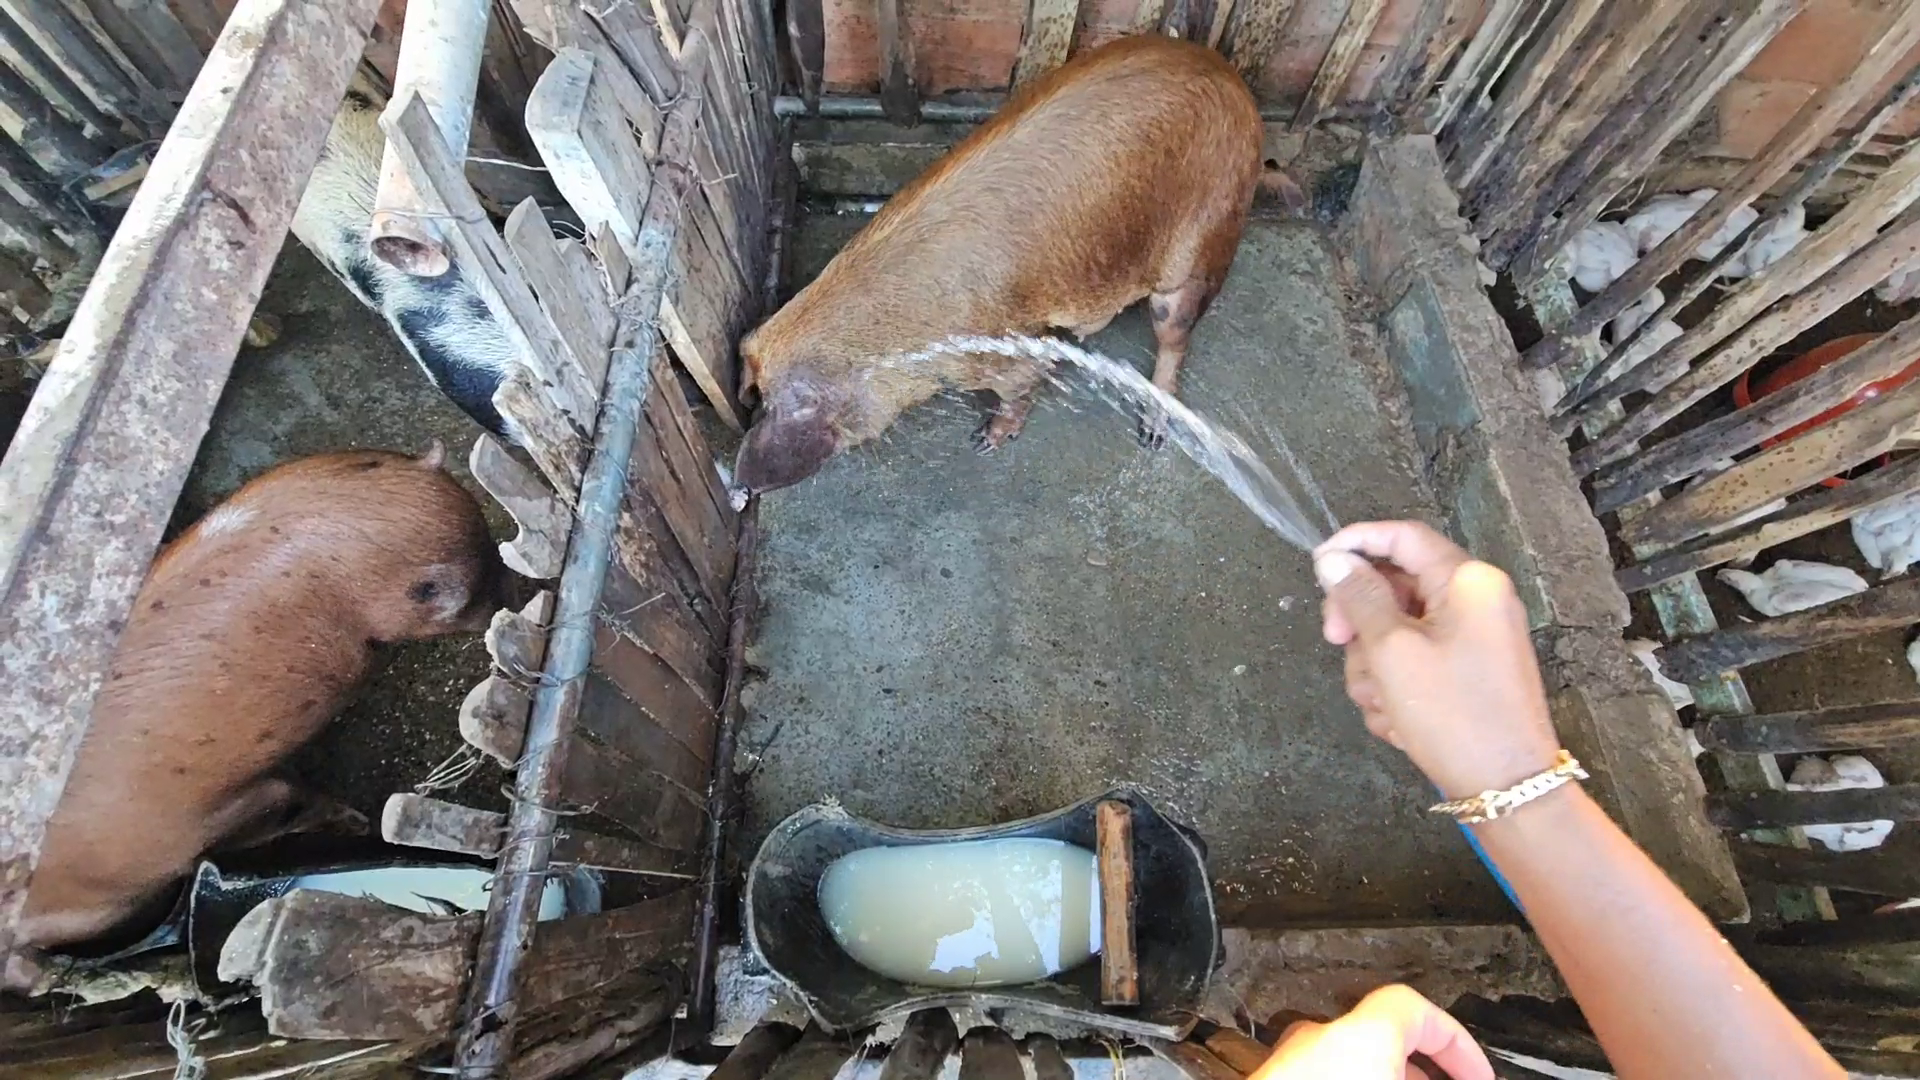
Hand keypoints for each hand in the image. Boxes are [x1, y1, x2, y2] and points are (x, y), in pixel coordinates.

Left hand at [1251, 985, 1493, 1079]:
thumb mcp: (1386, 1071)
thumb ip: (1431, 1076)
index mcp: (1358, 1038)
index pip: (1413, 1007)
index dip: (1456, 1041)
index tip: (1481, 1078)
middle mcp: (1321, 1038)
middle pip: (1387, 1041)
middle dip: (1426, 1073)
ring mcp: (1293, 1061)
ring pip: (1357, 1062)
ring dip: (1392, 1078)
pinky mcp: (1278, 1079)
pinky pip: (1328, 1075)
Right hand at [1312, 521, 1560, 799]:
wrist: (1507, 787)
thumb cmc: (1451, 710)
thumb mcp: (1392, 649)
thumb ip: (1358, 597)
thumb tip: (1330, 559)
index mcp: (1467, 582)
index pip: (1402, 536)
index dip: (1354, 541)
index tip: (1316, 566)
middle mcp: (1471, 601)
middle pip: (1390, 585)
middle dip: (1357, 618)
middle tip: (1334, 641)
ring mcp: (1465, 637)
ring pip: (1390, 628)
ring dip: (1371, 664)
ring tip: (1381, 701)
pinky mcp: (1457, 670)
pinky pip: (1406, 659)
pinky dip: (1390, 685)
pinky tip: (1397, 717)